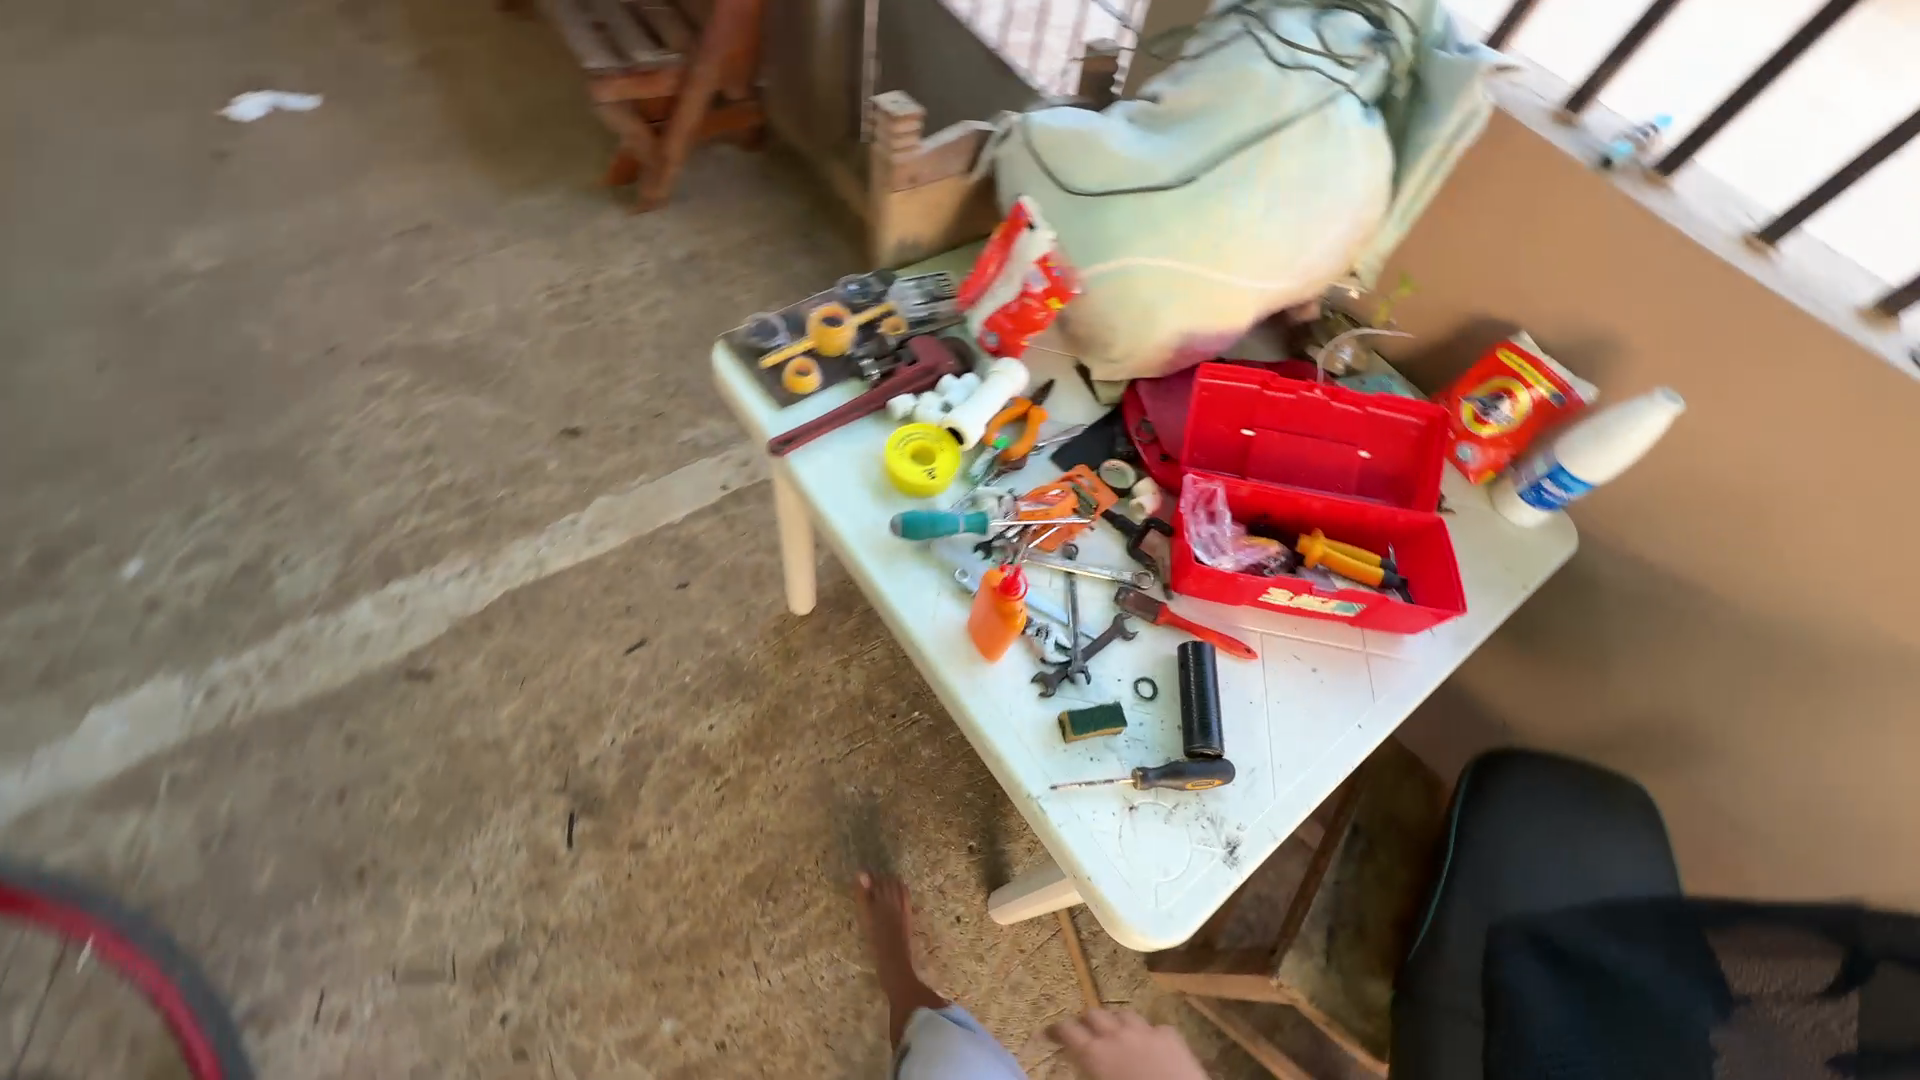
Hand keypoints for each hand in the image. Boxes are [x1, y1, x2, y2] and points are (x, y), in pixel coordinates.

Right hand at [1046, 1008, 1207, 1079]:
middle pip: (1094, 1014)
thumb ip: (1088, 1072)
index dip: (1055, 1030)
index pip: (1067, 1031)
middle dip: (1087, 1022)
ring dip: (1117, 1024)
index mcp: (1095, 1053)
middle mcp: (1116, 1034)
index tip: (1048, 1033)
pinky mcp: (1171, 1036)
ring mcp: (1145, 1031)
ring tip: (1118, 1037)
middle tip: (1085, 1035)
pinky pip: (1155, 1028)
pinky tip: (1152, 1047)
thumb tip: (1080, 1067)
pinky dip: (1149, 1036)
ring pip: (1124, 1015)